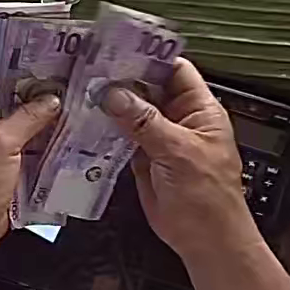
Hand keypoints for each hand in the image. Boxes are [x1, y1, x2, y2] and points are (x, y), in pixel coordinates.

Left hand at [0, 88, 61, 248]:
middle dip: (37, 101)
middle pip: (11, 106)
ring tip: (71, 108)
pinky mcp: (4, 166)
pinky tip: (64, 137)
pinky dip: (42, 145)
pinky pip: (26, 148)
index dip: (20, 76)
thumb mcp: (2, 142)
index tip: (47, 68)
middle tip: (66, 88)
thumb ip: (27, 117)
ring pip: (22, 128)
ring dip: (42, 124)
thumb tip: (50, 100)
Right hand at [100, 58, 259, 259]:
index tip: (120, 48)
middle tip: (90, 68)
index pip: (174, 70)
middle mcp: (177, 119)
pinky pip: (120, 136)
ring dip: (110, 104)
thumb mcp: (177, 151)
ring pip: (131, 112)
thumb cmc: (208, 196)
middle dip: (121, 79)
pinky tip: (85, 120)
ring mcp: (158, 138)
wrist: (203, 240)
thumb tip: (114, 94)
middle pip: (147, 88)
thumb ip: (144, 121)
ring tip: (81, 89)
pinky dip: (104, 129)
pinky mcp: (142, 158)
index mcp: (199, 110)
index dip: (149, 57)